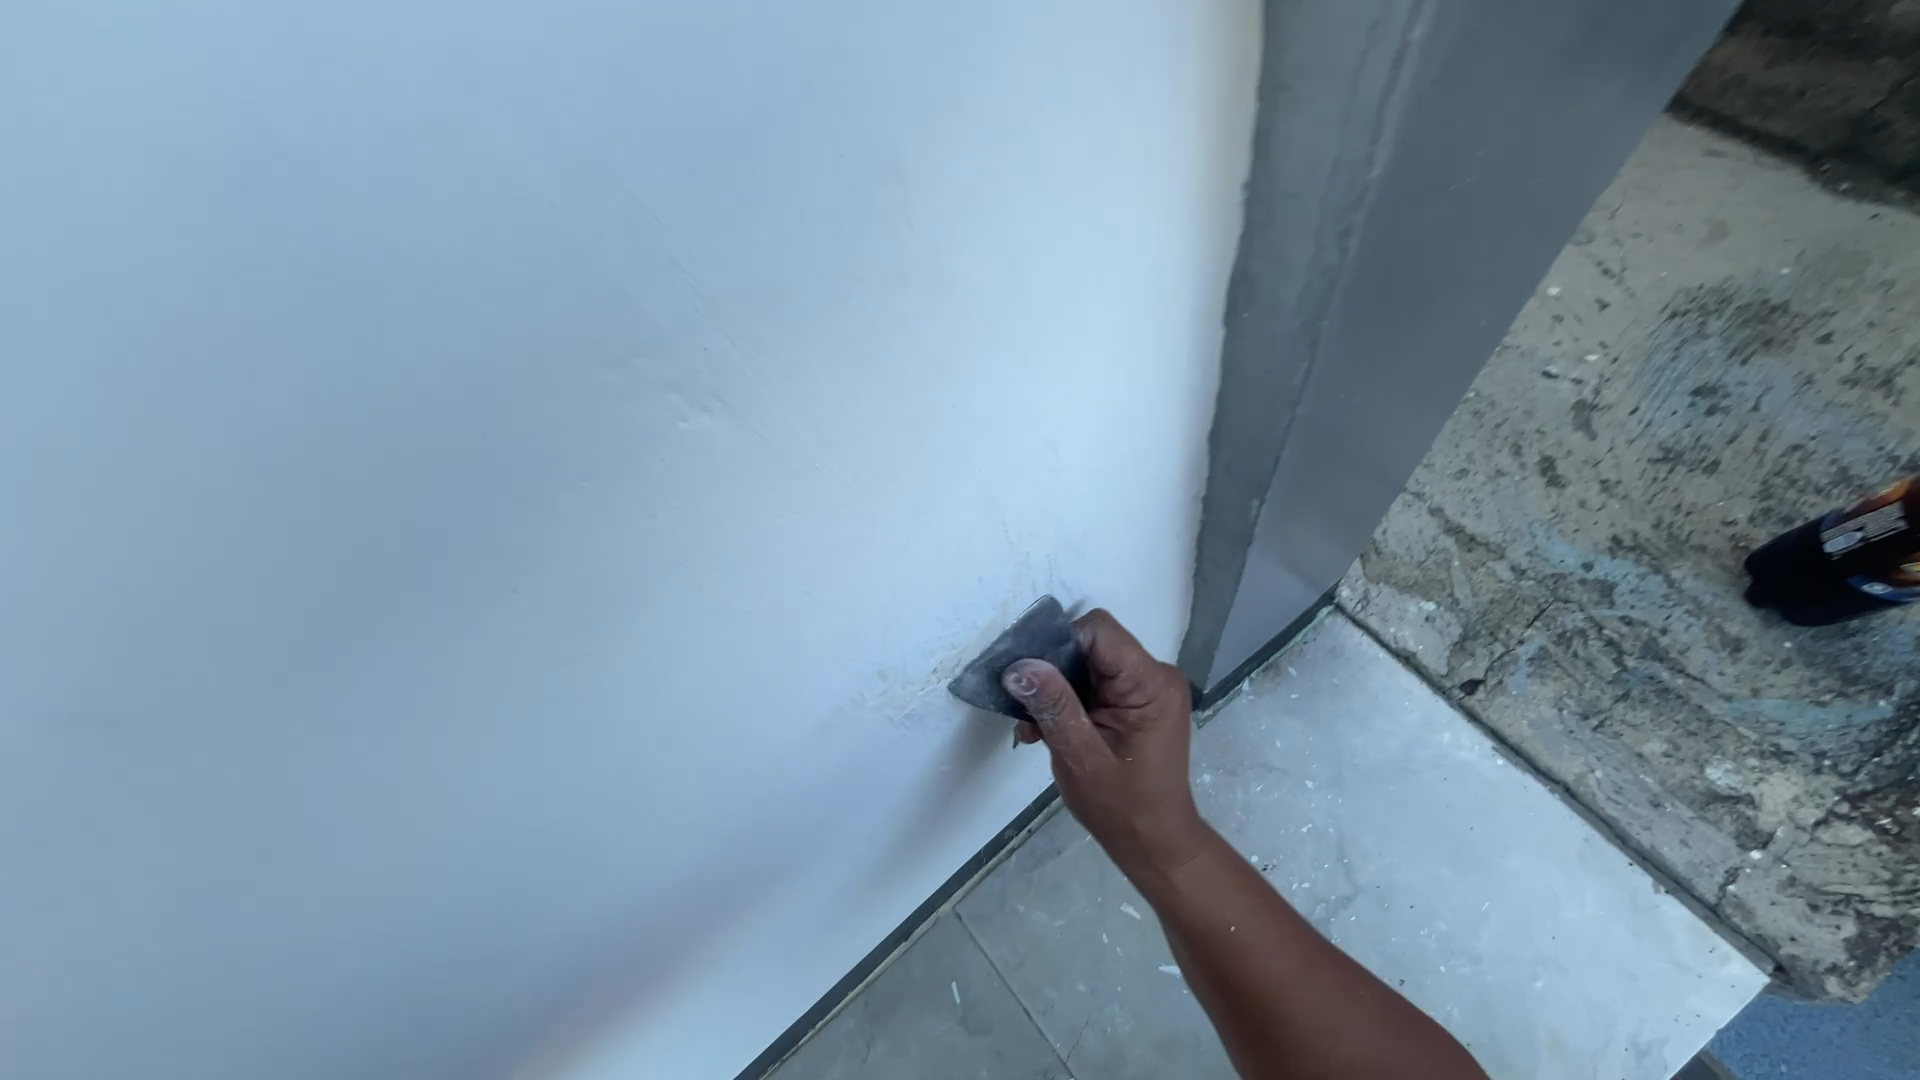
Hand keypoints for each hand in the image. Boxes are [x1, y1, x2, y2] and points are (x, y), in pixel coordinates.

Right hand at [1004, 609, 1208, 878]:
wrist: (1155, 844)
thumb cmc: (1123, 808)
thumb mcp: (1081, 758)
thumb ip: (1053, 707)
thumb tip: (1019, 665)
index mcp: (1151, 684)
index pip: (1098, 632)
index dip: (1058, 646)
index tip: (1031, 680)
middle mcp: (1154, 675)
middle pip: (1090, 645)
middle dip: (1052, 674)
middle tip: (1028, 713)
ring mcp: (1146, 688)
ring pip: (1085, 664)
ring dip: (1055, 693)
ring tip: (1036, 729)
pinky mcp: (1134, 701)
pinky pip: (1092, 683)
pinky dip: (1066, 703)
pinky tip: (1049, 732)